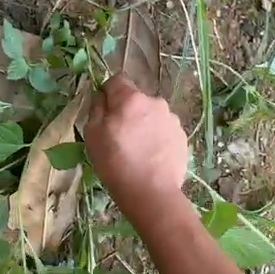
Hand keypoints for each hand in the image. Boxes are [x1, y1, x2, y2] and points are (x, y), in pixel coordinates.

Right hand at [85, 77, 189, 222]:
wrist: (151, 193)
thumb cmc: (115, 162)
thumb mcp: (92, 134)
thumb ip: (96, 108)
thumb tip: (102, 96)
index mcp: (131, 98)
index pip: (117, 80)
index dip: (108, 93)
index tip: (104, 112)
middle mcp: (155, 102)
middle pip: (136, 99)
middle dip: (127, 111)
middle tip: (119, 136)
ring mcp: (172, 119)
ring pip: (151, 115)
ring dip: (143, 124)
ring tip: (138, 150)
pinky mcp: (182, 136)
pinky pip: (163, 130)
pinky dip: (156, 138)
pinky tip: (151, 157)